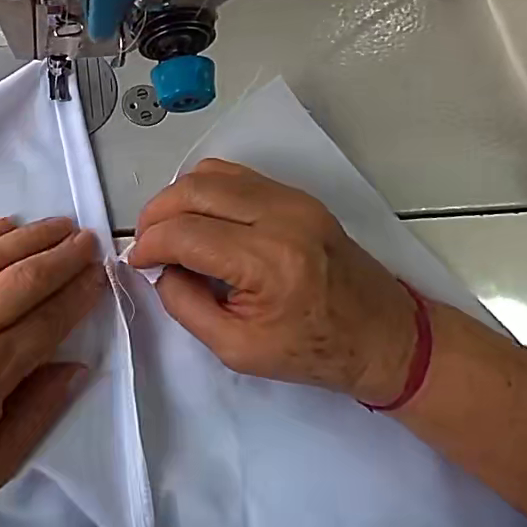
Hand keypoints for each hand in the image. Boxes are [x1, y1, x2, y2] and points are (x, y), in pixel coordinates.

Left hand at [0, 217, 106, 526]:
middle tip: (89, 240)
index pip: (48, 320)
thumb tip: (76, 366)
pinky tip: (4, 226)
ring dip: (27, 238)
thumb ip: (40, 410)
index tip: (101, 275)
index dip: (79, 295)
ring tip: (57, 224)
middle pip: (23, 279)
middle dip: (62, 256)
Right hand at [126, 158, 416, 404]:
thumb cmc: (313, 351)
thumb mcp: (234, 348)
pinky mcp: (296, 196)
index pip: (182, 233)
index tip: (138, 264)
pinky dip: (202, 190)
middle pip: (189, 192)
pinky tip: (200, 220)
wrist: (388, 338)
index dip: (147, 246)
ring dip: (175, 200)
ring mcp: (292, 200)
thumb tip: (160, 268)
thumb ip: (183, 304)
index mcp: (267, 263)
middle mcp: (281, 218)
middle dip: (154, 217)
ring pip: (207, 174)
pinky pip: (232, 174)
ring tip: (171, 231)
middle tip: (148, 246)